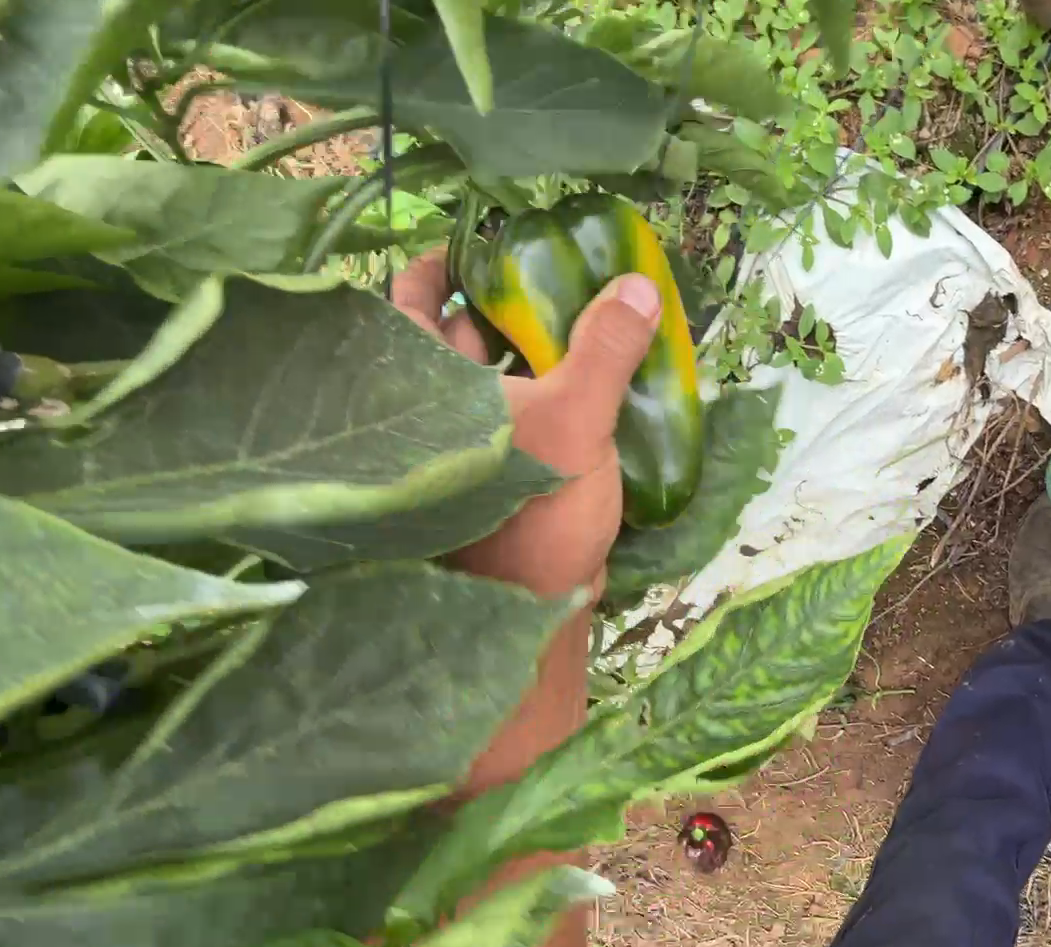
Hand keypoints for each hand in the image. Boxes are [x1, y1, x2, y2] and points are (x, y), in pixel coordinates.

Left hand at [390, 249, 661, 595]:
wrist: (543, 598)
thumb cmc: (535, 508)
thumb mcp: (576, 420)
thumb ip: (605, 351)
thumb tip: (638, 284)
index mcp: (431, 387)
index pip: (412, 305)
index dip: (439, 269)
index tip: (474, 244)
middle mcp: (442, 412)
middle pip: (465, 337)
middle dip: (506, 305)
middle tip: (555, 273)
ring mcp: (478, 444)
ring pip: (505, 379)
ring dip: (540, 351)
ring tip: (587, 318)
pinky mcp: (512, 471)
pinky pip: (533, 414)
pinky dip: (559, 391)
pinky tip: (599, 379)